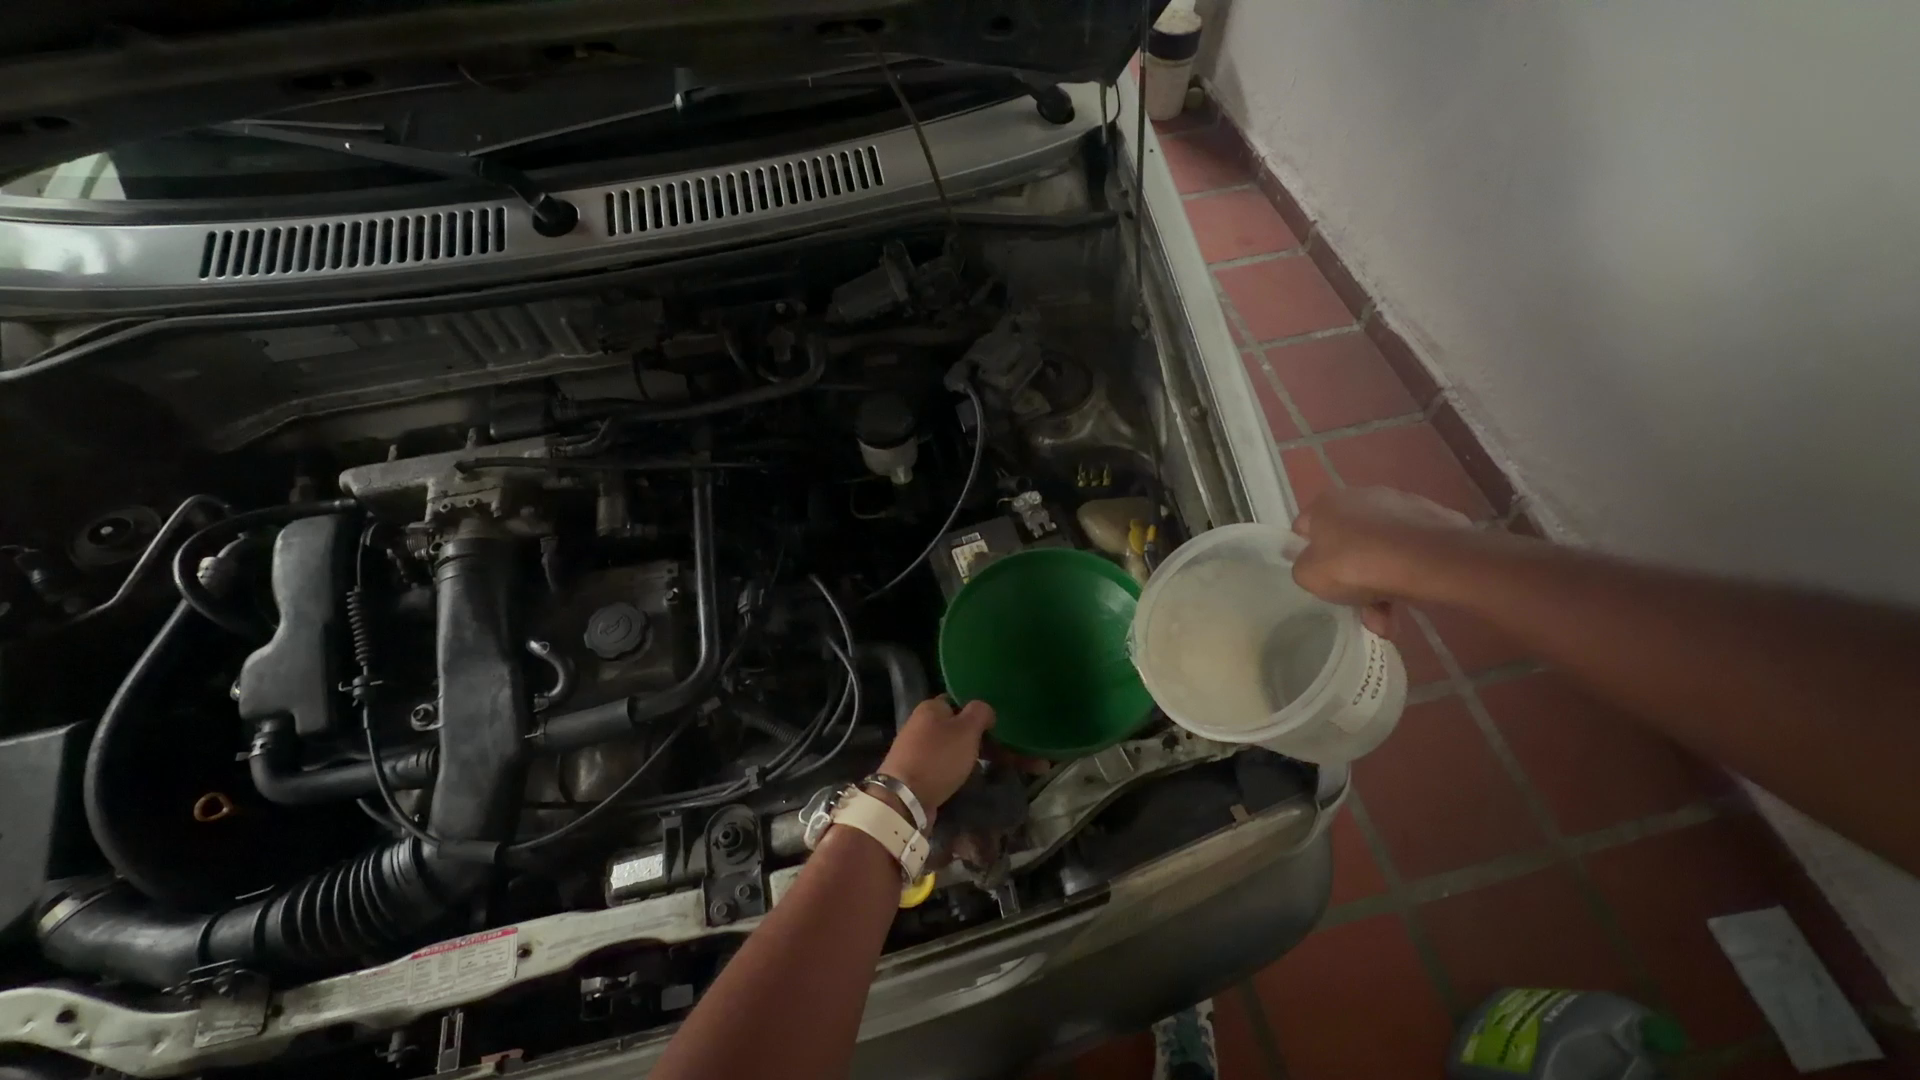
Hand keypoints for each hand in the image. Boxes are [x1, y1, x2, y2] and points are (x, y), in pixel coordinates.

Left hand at [877, 698, 994, 818]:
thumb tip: (984, 709)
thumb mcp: (967, 730)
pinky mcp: (911, 770)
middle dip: (972, 737)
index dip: (976, 713)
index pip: (957, 701)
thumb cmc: (939, 758)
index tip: (992, 729)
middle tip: (992, 751)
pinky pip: (938, 764)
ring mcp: (912, 748)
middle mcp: (918, 723)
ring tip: (980, 767)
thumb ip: (980, 713)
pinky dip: (951, 770)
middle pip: (952, 725)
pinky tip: (962, 779)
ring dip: (963, 755)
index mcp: (930, 707)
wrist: (904, 797)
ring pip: (946, 746)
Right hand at [1291, 487, 1470, 633]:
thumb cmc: (1357, 564)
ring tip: (1388, 621)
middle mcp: (1360, 496)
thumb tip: (1315, 567)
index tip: (1318, 580)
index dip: (1306, 556)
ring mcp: (1399, 506)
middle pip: (1345, 544)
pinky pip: (1407, 552)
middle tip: (1357, 608)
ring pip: (1378, 553)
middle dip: (1350, 580)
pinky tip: (1409, 604)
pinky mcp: (1431, 520)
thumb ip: (1302, 570)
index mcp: (1326, 503)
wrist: (1430, 559)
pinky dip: (1405, 577)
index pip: (1304, 528)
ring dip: (1379, 588)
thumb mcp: (1309, 576)